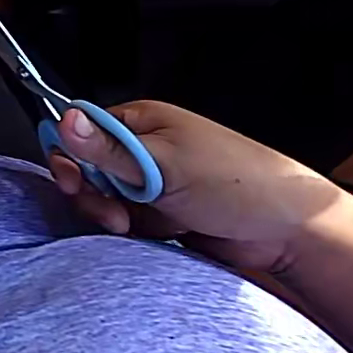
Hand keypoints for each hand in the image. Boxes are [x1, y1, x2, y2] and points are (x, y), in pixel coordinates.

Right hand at [49, 100, 352, 274]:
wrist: (286, 230)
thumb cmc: (237, 182)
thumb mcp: (165, 164)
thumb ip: (109, 148)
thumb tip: (66, 119)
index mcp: (142, 124)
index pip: (84, 132)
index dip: (71, 155)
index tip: (74, 181)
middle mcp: (144, 151)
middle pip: (90, 169)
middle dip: (93, 194)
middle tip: (113, 213)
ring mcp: (153, 183)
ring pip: (106, 200)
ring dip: (113, 216)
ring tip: (134, 225)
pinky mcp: (161, 214)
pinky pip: (128, 222)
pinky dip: (133, 231)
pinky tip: (154, 234)